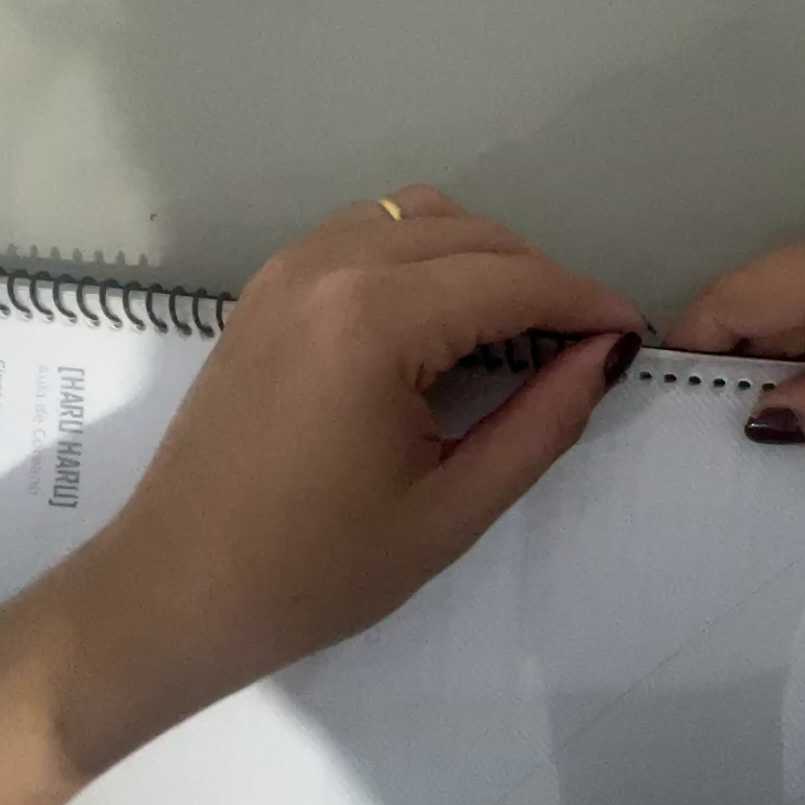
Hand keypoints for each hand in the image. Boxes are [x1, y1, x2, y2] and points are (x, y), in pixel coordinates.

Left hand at [43, 185, 643, 772]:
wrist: (175, 589)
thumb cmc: (314, 570)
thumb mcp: (451, 510)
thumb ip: (541, 422)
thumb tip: (603, 355)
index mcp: (374, 320)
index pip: (512, 281)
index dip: (584, 301)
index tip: (629, 332)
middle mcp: (329, 265)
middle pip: (473, 234)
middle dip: (542, 277)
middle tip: (579, 342)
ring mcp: (290, 265)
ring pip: (421, 215)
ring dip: (485, 255)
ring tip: (516, 324)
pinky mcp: (270, 282)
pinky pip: (371, 230)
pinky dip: (426, 251)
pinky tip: (440, 311)